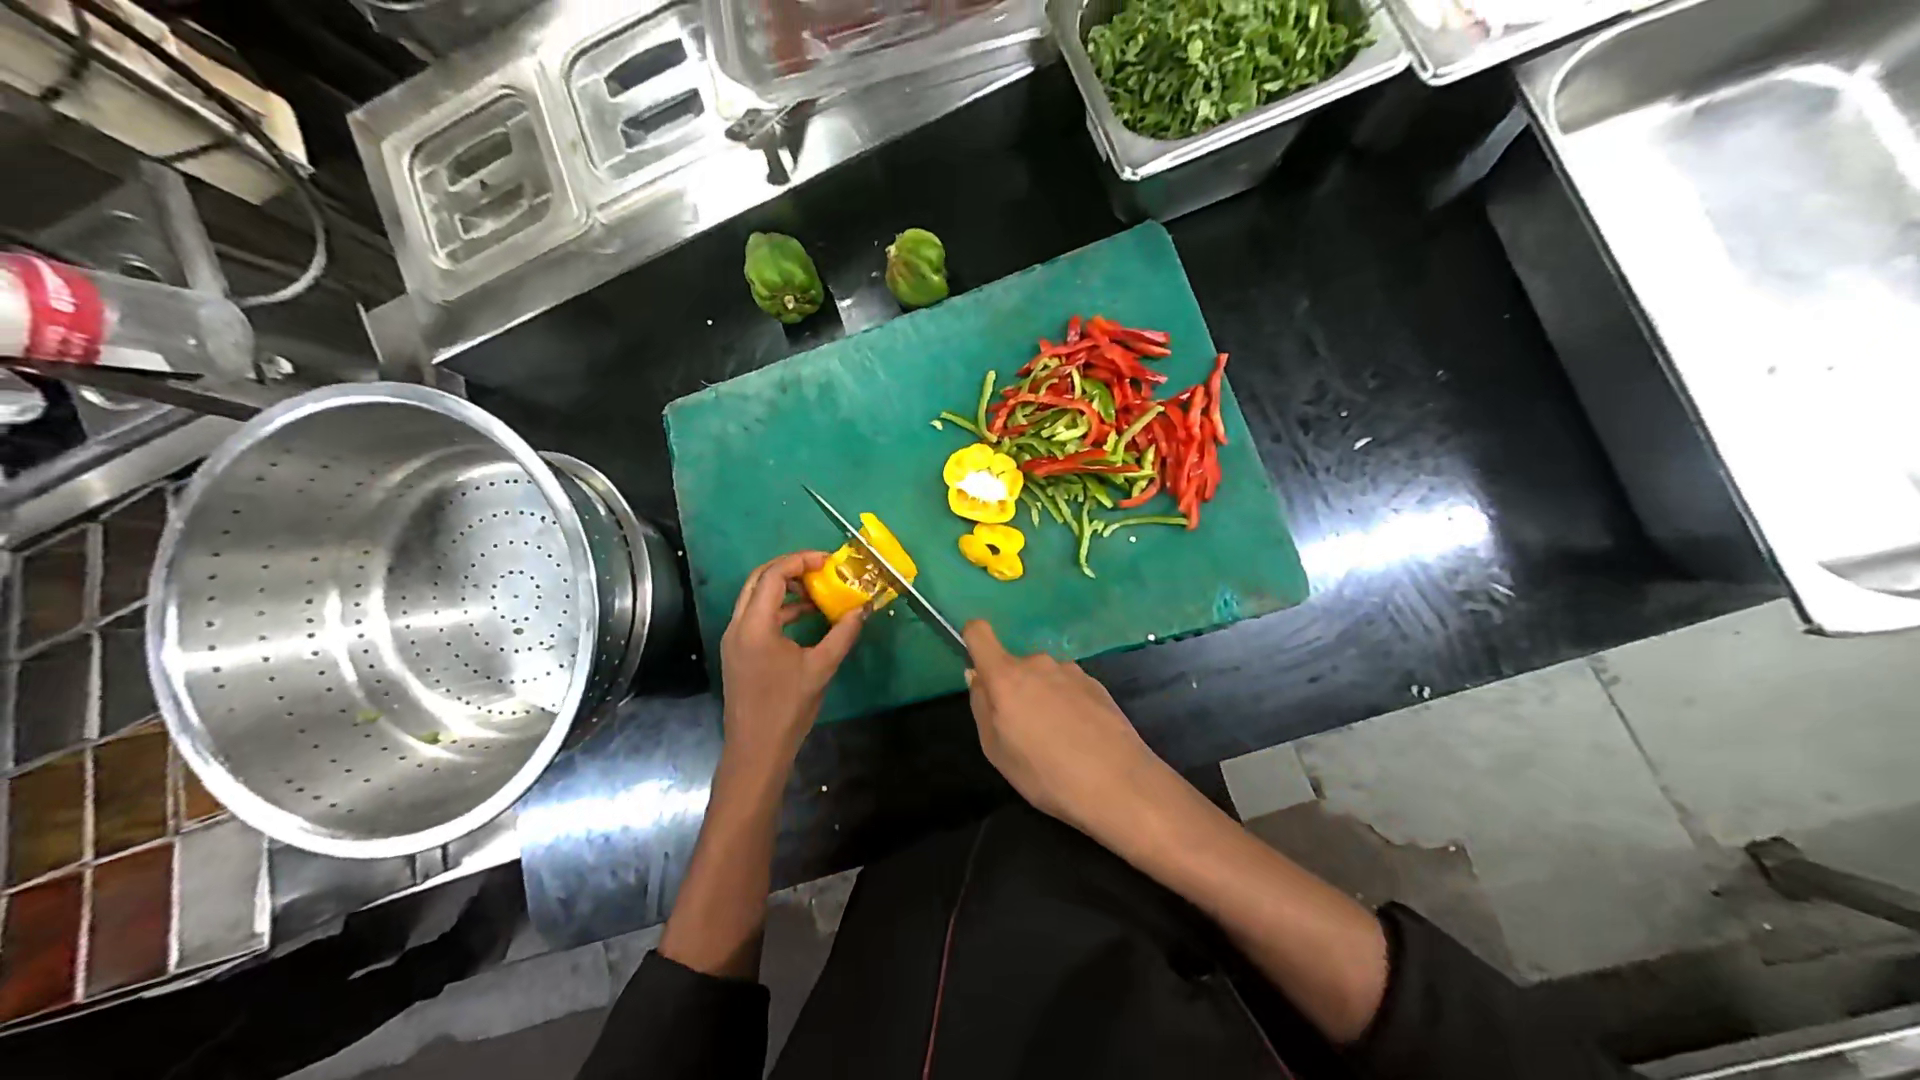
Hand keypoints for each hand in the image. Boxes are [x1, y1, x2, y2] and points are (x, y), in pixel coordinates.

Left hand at [719, 552, 865, 761]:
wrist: (756, 748)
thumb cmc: (788, 708)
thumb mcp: (821, 668)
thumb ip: (842, 634)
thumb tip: (862, 609)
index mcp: (755, 626)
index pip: (774, 576)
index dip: (801, 561)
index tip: (828, 562)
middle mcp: (738, 625)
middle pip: (759, 579)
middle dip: (790, 568)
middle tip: (820, 569)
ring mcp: (734, 639)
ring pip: (755, 597)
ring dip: (784, 588)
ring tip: (817, 592)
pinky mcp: (737, 651)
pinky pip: (755, 616)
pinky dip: (778, 608)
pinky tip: (804, 617)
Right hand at [963, 620, 1170, 834]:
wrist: (1118, 783)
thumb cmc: (1045, 773)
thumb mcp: (996, 750)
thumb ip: (982, 707)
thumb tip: (977, 677)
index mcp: (1006, 676)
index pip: (979, 632)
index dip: (973, 641)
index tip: (979, 671)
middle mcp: (1038, 663)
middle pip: (1013, 665)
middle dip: (1012, 689)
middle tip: (1023, 731)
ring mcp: (1071, 671)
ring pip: (1043, 677)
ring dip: (1042, 697)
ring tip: (1057, 740)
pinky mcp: (1096, 684)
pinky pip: (1068, 687)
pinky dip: (1067, 704)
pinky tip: (1080, 737)